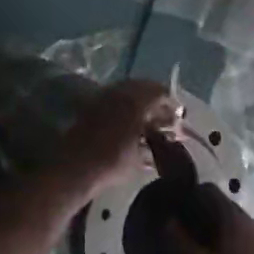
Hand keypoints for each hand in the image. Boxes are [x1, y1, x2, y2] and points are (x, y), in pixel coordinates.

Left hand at [56, 80, 175, 193]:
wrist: (76, 166)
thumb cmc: (113, 161)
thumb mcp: (140, 156)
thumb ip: (156, 143)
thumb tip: (168, 136)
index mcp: (136, 100)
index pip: (160, 92)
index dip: (170, 103)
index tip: (177, 115)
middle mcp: (121, 91)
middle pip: (144, 87)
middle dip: (155, 100)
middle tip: (164, 117)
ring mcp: (105, 95)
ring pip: (129, 91)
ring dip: (140, 101)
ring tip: (148, 120)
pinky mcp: (93, 103)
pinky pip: (116, 97)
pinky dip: (126, 105)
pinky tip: (130, 122)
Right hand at [166, 185, 253, 253]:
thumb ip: (180, 240)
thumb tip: (169, 219)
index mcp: (235, 218)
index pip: (209, 190)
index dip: (190, 196)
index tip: (176, 210)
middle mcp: (251, 222)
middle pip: (221, 209)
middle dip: (201, 221)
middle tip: (185, 239)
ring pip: (231, 229)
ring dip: (213, 238)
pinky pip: (242, 244)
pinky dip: (227, 250)